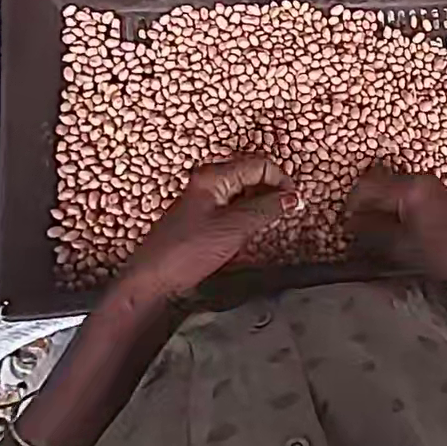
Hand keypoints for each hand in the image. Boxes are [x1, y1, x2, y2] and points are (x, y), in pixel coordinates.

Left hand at [118, 157, 297, 301]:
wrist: (153, 280)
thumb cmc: (186, 252)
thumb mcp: (235, 227)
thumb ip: (267, 209)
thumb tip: (292, 198)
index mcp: (214, 176)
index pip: (260, 165)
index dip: (281, 181)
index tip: (293, 202)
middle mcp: (208, 182)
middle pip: (253, 176)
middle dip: (273, 192)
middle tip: (286, 212)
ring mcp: (205, 200)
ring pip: (245, 193)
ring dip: (262, 206)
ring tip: (269, 224)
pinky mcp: (204, 218)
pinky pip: (235, 208)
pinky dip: (249, 216)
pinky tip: (250, 233)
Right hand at [344, 167, 446, 290]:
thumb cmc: (445, 255)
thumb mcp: (401, 246)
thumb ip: (371, 231)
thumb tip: (349, 224)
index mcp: (409, 188)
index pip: (366, 187)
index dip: (350, 205)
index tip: (342, 221)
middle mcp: (420, 180)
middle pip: (379, 184)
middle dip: (364, 204)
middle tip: (352, 226)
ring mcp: (431, 185)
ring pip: (392, 189)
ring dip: (379, 205)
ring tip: (370, 229)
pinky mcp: (438, 195)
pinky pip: (406, 194)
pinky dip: (394, 207)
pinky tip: (392, 226)